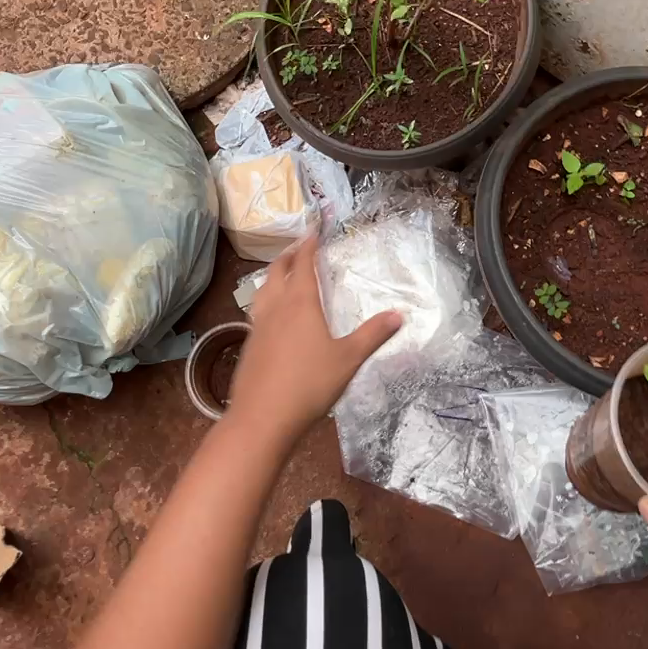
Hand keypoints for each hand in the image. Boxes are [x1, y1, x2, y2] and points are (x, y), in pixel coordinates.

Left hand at [224, 232, 401, 447]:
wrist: (262, 418)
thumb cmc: (309, 384)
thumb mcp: (348, 359)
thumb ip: (372, 334)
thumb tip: (398, 314)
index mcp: (300, 303)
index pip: (303, 263)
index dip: (308, 244)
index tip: (314, 229)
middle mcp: (275, 307)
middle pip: (277, 270)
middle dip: (288, 254)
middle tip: (298, 246)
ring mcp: (257, 326)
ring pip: (262, 289)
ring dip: (273, 275)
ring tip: (282, 273)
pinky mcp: (249, 345)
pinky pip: (257, 310)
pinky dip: (266, 299)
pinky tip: (272, 315)